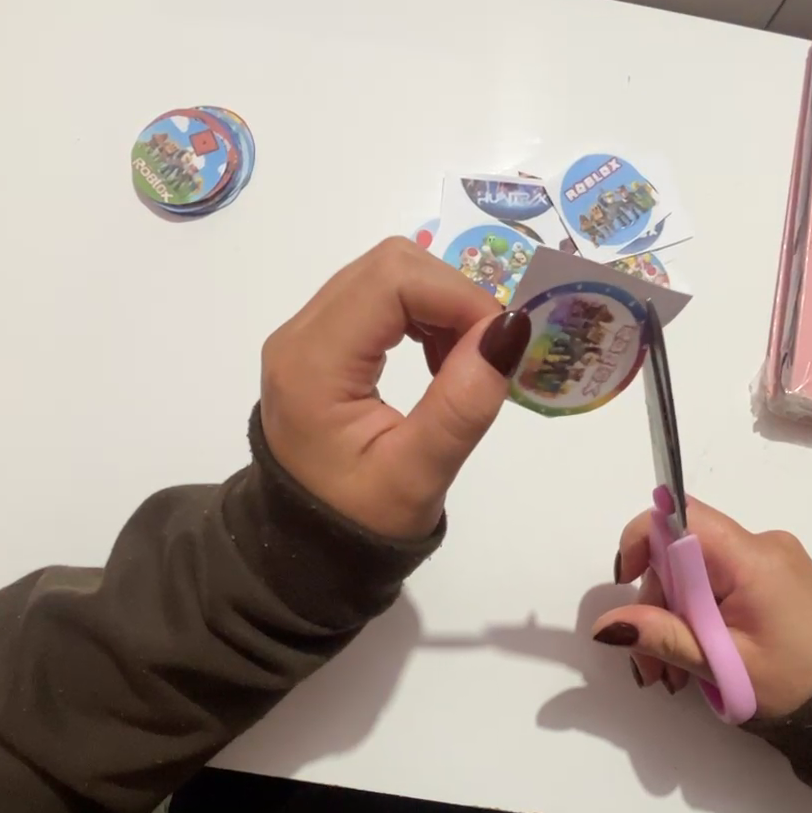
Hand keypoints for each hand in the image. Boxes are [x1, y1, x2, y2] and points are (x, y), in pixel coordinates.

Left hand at [260, 238, 532, 538]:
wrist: (308, 545)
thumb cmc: (360, 522)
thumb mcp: (417, 477)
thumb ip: (461, 405)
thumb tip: (511, 329)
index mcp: (314, 365)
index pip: (392, 280)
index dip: (458, 295)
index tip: (504, 341)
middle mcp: (300, 336)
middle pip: (388, 267)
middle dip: (452, 297)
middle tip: (489, 354)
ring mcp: (306, 337)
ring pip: (385, 277)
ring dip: (439, 306)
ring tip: (466, 364)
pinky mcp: (320, 345)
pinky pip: (377, 301)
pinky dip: (421, 317)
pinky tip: (440, 363)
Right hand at [591, 497, 811, 720]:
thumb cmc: (799, 683)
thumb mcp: (723, 665)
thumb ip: (663, 637)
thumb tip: (604, 626)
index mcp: (752, 559)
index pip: (682, 517)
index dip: (643, 537)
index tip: (626, 579)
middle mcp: (759, 545)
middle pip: (680, 555)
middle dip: (654, 606)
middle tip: (649, 665)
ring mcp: (766, 558)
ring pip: (692, 573)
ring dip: (671, 619)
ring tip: (668, 674)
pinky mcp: (768, 574)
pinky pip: (714, 582)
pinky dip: (696, 616)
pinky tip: (691, 657)